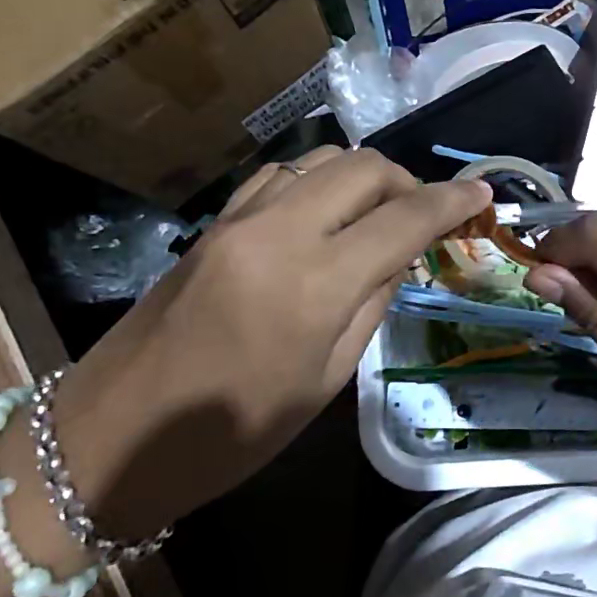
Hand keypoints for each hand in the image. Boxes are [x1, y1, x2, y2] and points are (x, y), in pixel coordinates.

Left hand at [41, 147, 489, 538]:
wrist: (114, 437)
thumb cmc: (234, 434)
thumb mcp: (325, 381)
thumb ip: (371, 305)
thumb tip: (398, 256)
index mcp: (315, 283)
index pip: (404, 218)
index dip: (452, 202)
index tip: (482, 194)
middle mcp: (278, 231)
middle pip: (364, 167)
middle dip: (408, 181)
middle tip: (425, 216)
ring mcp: (238, 219)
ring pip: (320, 160)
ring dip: (362, 177)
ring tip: (378, 215)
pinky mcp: (213, 223)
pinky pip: (279, 175)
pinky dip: (316, 182)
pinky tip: (324, 213)